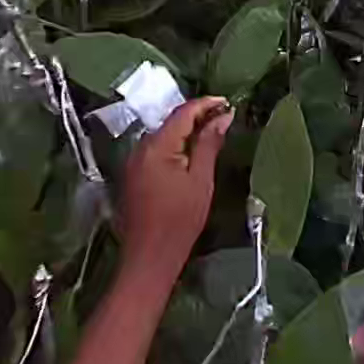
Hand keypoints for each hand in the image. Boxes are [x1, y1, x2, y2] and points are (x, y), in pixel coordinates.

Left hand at [116, 96, 231, 277]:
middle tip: (225, 116)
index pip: (183, 113)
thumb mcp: (200, 180)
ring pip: (165, 134)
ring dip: (188, 129)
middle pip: (172, 121)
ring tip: (213, 130)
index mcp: (157, 147)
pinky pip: (158, 148)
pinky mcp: (134, 174)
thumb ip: (209, 143)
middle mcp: (141, 148)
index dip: (207, 104)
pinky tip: (193, 150)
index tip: (228, 102)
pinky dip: (177, 143)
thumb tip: (223, 116)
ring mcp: (134, 162)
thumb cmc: (179, 221)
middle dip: (198, 115)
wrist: (148, 261)